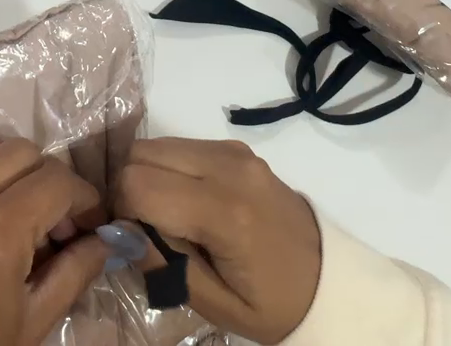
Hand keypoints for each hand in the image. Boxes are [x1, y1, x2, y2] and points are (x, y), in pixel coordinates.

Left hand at [0, 139, 111, 345]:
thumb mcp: (33, 323)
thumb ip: (75, 272)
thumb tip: (105, 239)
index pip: (57, 181)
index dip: (85, 199)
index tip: (93, 225)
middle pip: (22, 151)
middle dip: (50, 180)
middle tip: (58, 223)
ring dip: (14, 184)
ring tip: (20, 231)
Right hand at [115, 138, 320, 343]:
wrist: (330, 279)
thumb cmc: (273, 303)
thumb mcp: (217, 306)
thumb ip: (164, 265)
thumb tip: (121, 231)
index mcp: (225, 212)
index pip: (139, 184)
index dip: (122, 209)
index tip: (133, 237)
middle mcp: (227, 167)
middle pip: (140, 153)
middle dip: (129, 187)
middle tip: (145, 225)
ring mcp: (232, 150)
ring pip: (156, 143)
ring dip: (146, 174)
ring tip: (166, 213)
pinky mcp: (235, 146)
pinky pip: (179, 144)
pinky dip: (167, 167)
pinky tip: (185, 199)